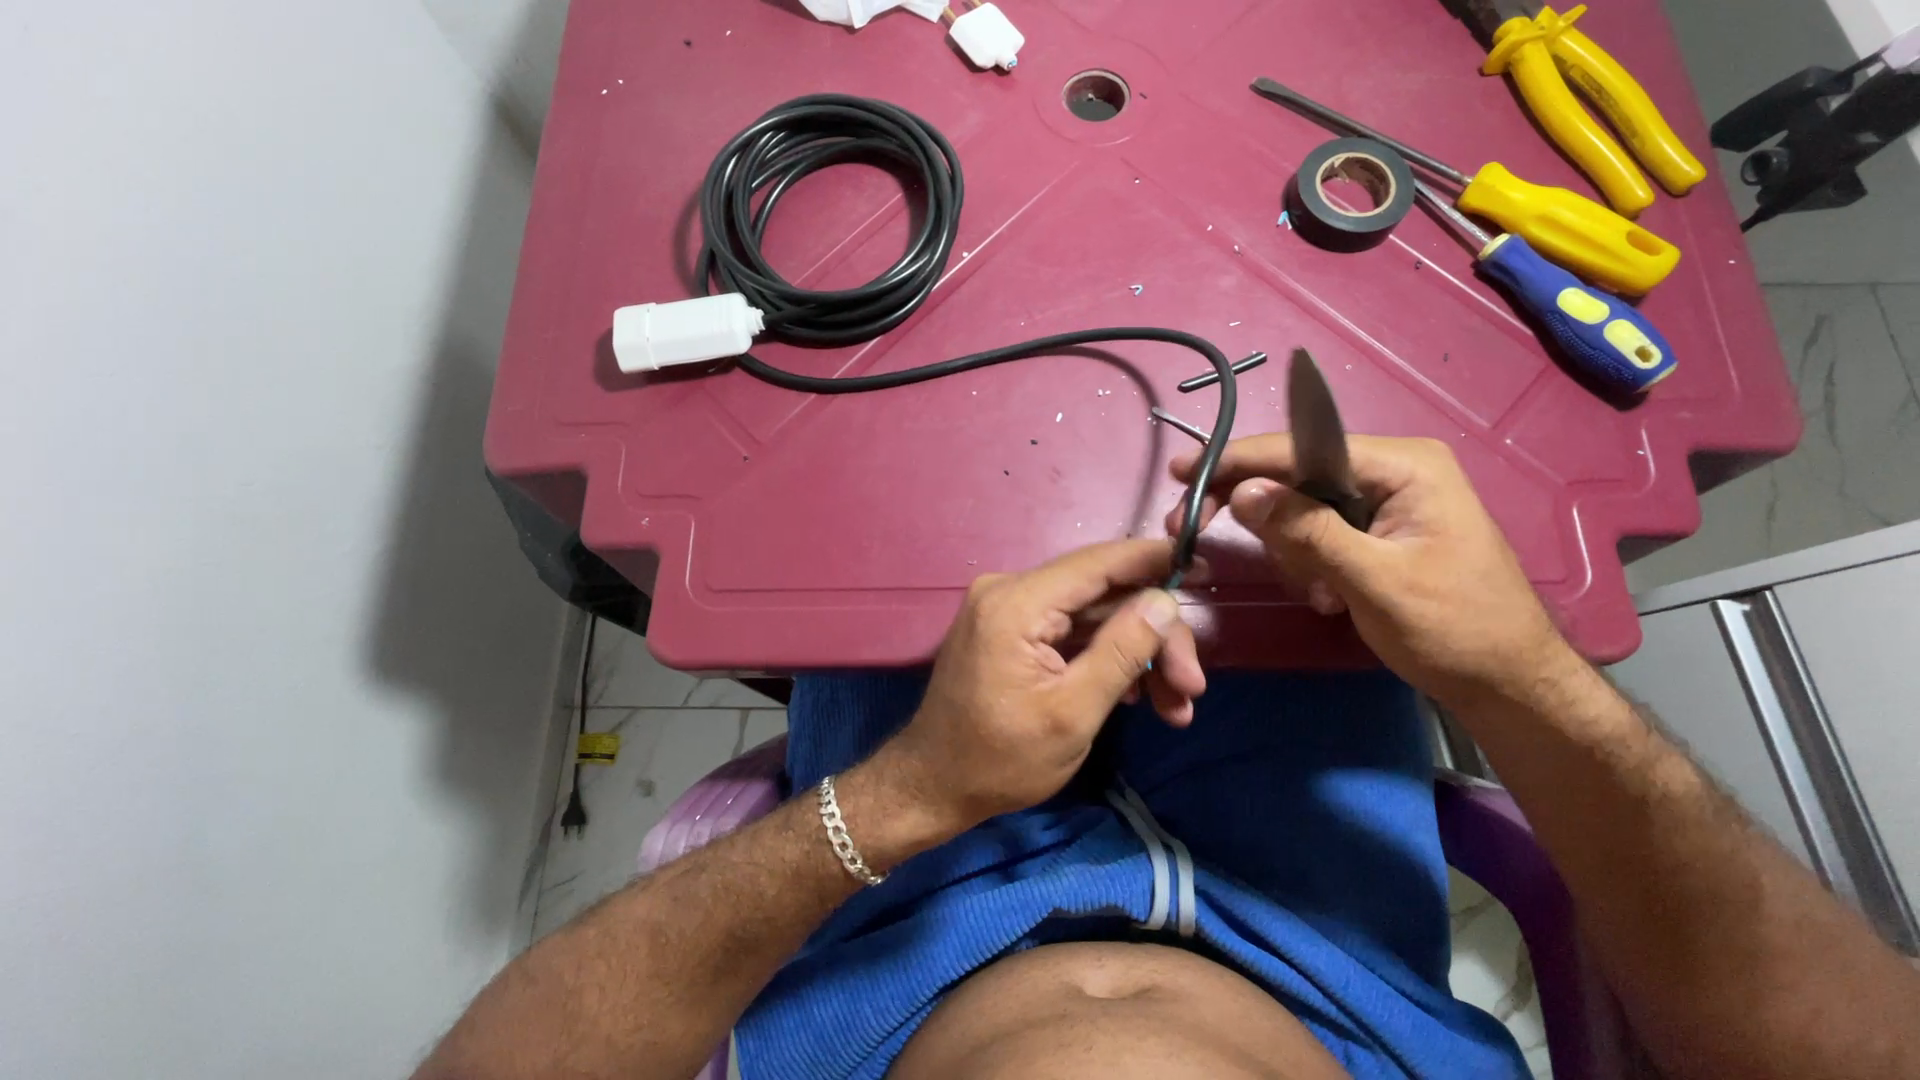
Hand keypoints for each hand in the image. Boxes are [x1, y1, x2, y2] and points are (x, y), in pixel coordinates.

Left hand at [876, 538, 1205, 831]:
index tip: (1205, 569)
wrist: (934, 786)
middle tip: (1192, 687)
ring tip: (1176, 708)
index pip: (1099, 562)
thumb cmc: (1001, 759)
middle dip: (1155, 637)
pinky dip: (1106, 660)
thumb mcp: (1073, 713)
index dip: (1155, 562)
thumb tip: (1166, 600)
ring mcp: (1007, 611)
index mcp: (1017, 603)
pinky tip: (1139, 699)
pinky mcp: (1011, 632)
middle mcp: (1009, 592)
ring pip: (1093, 618)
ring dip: (1138, 656)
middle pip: (1103, 596)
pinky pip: (1071, 633)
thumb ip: (1123, 651)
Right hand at [1167, 435, 1579, 709]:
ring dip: (1291, 549)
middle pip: (1296, 473)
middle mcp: (1394, 470)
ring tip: (1318, 594)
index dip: (1238, 459)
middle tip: (1196, 529)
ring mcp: (1388, 500)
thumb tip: (1243, 490)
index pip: (1302, 447)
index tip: (1183, 471)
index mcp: (1404, 466)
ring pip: (1302, 506)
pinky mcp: (1381, 529)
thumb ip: (1307, 531)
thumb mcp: (1374, 581)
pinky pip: (1320, 530)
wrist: (1508, 682)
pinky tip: (1328, 596)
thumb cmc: (1453, 629)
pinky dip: (1309, 561)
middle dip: (1259, 511)